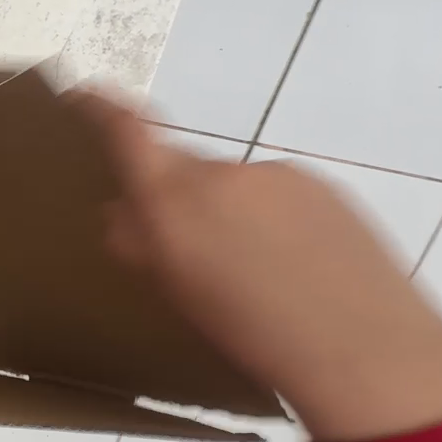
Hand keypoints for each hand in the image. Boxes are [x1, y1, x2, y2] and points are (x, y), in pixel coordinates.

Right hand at [74, 90, 441, 441]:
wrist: (361, 346)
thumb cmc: (242, 327)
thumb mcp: (166, 288)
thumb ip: (135, 241)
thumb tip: (119, 212)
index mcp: (173, 198)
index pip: (130, 135)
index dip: (101, 110)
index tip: (80, 95)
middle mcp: (224, 174)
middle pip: (176, 170)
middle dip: (164, 201)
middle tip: (173, 255)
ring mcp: (278, 176)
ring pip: (222, 188)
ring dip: (213, 217)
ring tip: (232, 273)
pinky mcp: (323, 189)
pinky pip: (267, 196)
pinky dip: (256, 223)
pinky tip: (273, 266)